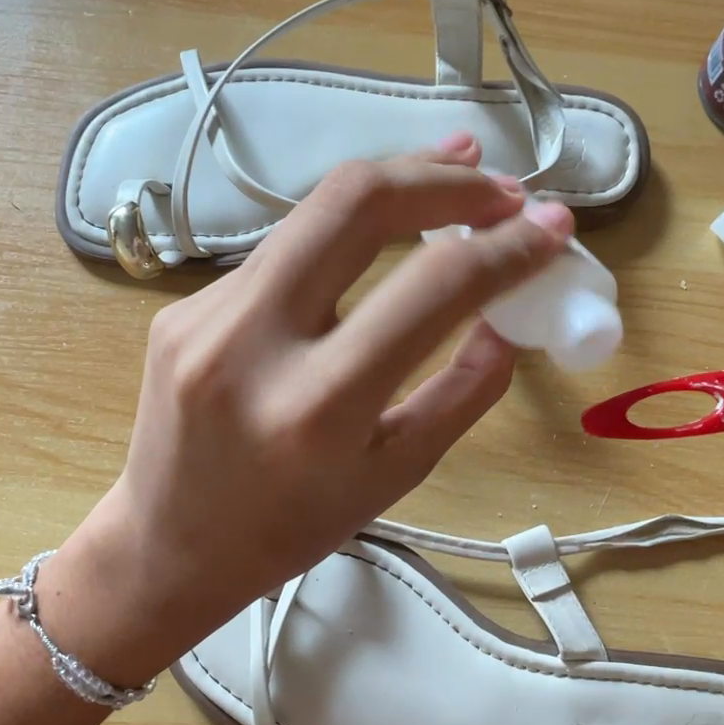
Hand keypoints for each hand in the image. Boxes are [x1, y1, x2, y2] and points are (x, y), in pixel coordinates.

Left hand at [41, 136, 574, 683]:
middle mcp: (251, 343)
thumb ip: (463, 392)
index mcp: (317, 408)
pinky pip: (280, 254)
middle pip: (355, 201)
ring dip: (394, 188)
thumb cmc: (290, 530)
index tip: (553, 231)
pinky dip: (338, 240)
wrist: (169, 546)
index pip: (430, 288)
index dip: (507, 247)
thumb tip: (510, 316)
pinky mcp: (183, 306)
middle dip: (444, 177)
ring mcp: (204, 316)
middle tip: (503, 187)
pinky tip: (371, 247)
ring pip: (312, 213)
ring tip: (455, 178)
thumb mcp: (393, 476)